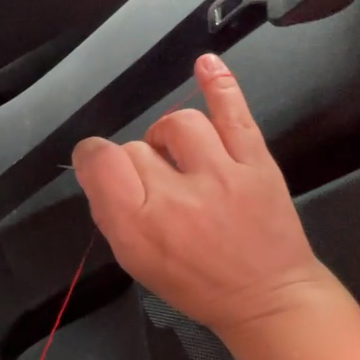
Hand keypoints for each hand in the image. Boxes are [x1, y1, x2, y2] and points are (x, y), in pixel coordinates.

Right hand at [73, 54, 338, 338]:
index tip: (100, 167)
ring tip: (175, 155)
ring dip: (166, 134)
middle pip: (135, 146)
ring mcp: (221, 174)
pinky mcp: (258, 163)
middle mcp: (175, 194)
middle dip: (136, 161)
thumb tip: (102, 170)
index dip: (93, 157)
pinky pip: (235, 115)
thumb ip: (111, 210)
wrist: (265, 296)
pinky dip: (220, 85)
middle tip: (154, 187)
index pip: (99, 160)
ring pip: (177, 124)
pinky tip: (205, 63)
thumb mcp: (130, 257)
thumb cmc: (190, 280)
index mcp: (136, 222)